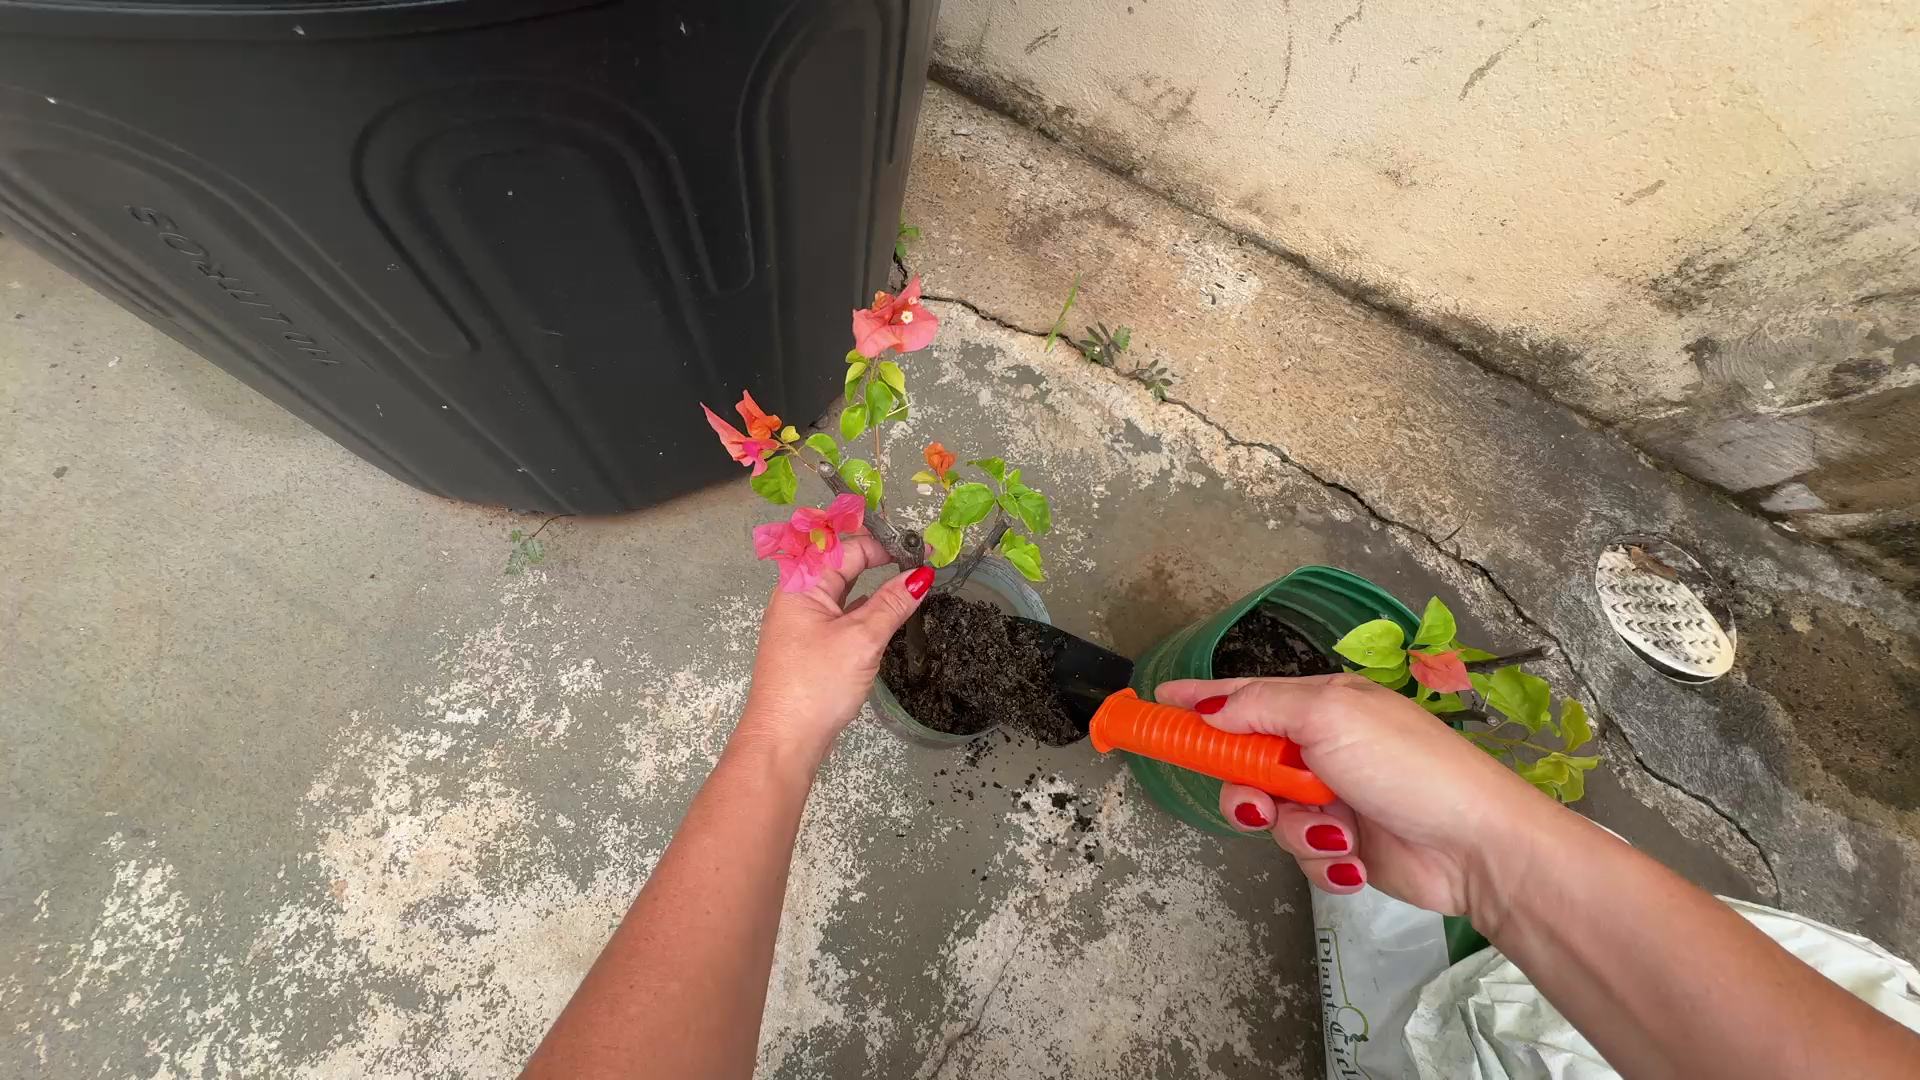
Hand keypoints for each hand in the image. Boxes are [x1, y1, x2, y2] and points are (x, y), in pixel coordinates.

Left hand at [740, 535, 933, 759]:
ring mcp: (802, 622)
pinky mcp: (811, 645)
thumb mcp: (862, 639)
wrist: (785, 740)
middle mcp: (798, 596)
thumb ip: (892, 604)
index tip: (921, 549)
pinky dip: (865, 608)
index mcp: (801, 585)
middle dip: (879, 558)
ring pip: (842, 590)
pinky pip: (841, 614)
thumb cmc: (816, 685)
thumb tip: (921, 577)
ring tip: (909, 580)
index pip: (848, 549)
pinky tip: (885, 611)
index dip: (885, 545)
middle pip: (843, 565)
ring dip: (873, 583)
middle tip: (918, 559)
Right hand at [1155, 675, 1558, 918]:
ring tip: (1332, 833)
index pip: (1240, 697)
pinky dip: (1321, 856)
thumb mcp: (1329, 715)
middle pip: (1243, 763)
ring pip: (1267, 813)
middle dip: (1246, 786)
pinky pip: (1298, 849)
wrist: (1480, 849)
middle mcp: (1316, 748)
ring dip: (1294, 828)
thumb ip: (1259, 707)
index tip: (1156, 702)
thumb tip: (1207, 709)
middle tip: (1256, 801)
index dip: (1196, 700)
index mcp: (1316, 706)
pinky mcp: (1340, 843)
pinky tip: (1352, 855)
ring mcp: (1327, 797)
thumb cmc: (1405, 766)